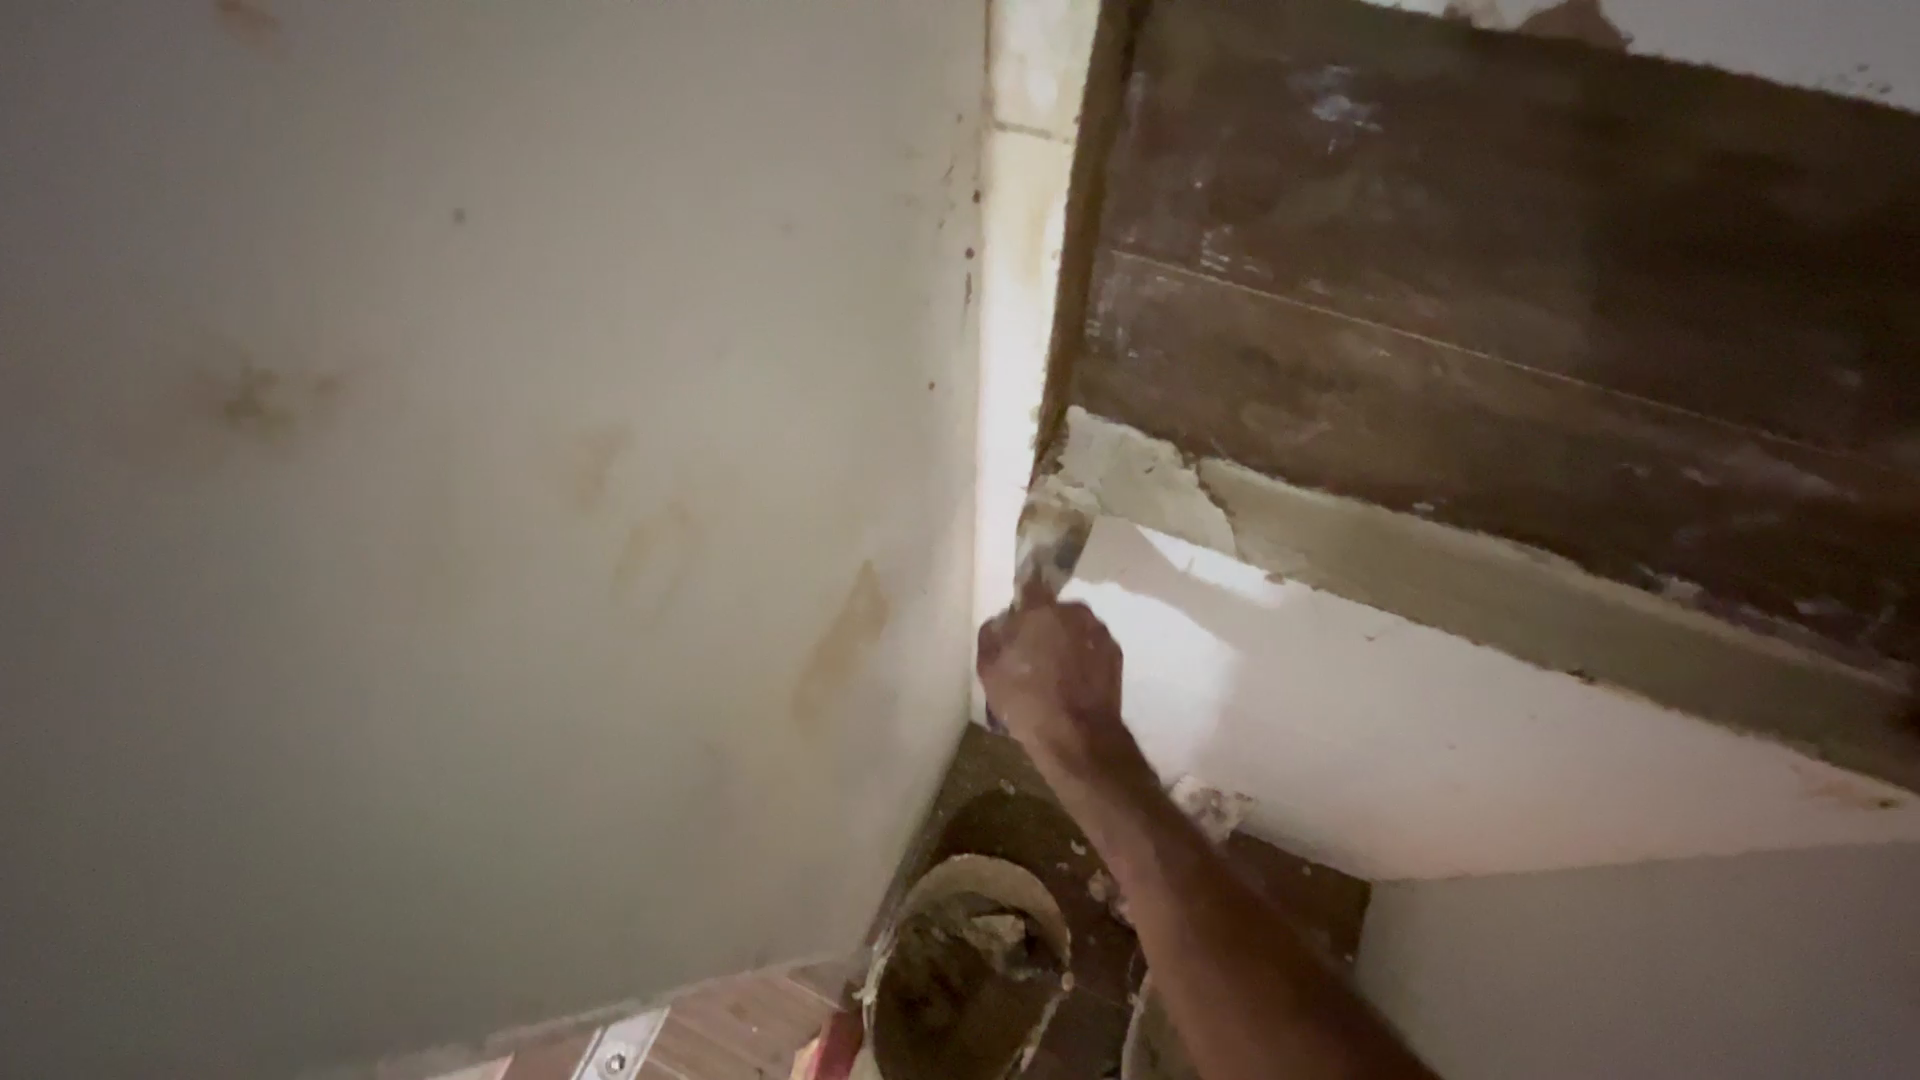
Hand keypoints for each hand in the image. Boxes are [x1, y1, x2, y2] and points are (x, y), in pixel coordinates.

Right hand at [976, 584, 1128, 774]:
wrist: (1076, 736)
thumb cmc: (1025, 700)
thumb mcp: (988, 669)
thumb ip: (992, 635)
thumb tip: (1002, 622)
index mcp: (1040, 609)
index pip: (1030, 585)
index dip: (1023, 598)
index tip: (1018, 615)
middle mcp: (1074, 612)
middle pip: (1054, 610)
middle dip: (1045, 624)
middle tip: (1033, 653)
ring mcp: (1099, 632)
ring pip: (1076, 628)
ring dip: (1066, 640)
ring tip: (1056, 672)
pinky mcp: (1115, 654)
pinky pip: (1092, 646)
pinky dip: (1084, 657)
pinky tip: (1074, 681)